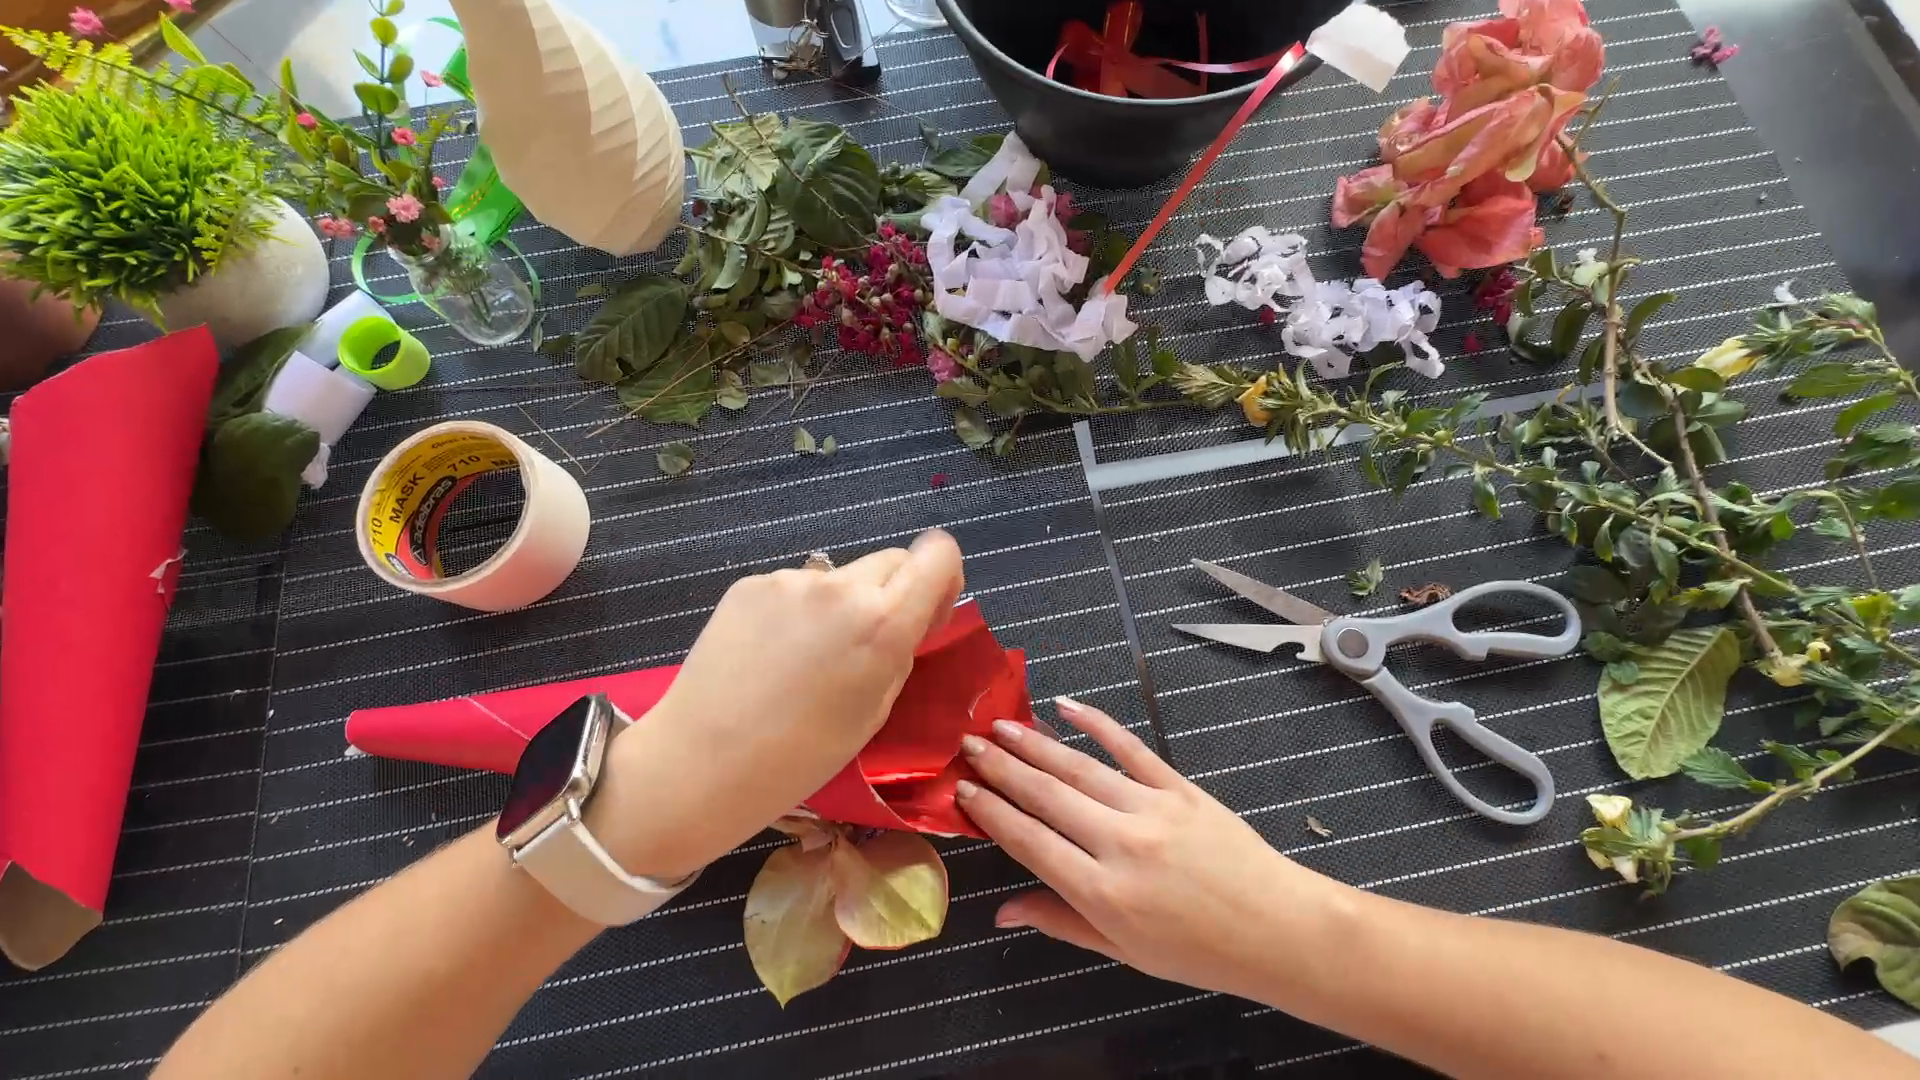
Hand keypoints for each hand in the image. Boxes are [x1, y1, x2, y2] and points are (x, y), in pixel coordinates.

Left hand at [591, 530, 964, 878]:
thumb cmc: (800, 758)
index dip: (942, 576)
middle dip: (893, 594)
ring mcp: (791, 580)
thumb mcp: (874, 711)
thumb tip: (909, 619)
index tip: (926, 612)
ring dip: (840, 605)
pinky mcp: (750, 583)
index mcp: (883, 623)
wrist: (700, 763)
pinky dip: (797, 612)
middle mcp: (842, 587)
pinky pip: (795, 589)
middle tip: (866, 643)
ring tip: (804, 660)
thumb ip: (900, 651)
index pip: (939, 552)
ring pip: (840, 578)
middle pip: (892, 560)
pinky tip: (770, 655)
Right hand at [955, 698, 1344, 1000]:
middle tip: (968, 744)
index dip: (991, 812)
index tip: (961, 789)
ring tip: (1000, 726)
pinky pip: (1131, 749)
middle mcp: (1119, 844)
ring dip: (1035, 744)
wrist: (1278, 930)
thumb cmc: (1198, 951)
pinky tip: (1067, 706)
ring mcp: (1151, 809)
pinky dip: (1097, 725)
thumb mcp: (1123, 952)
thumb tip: (1001, 911)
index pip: (1029, 841)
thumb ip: (1060, 922)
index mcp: (1101, 893)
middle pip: (1046, 796)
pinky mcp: (1179, 788)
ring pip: (1079, 769)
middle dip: (1001, 767)